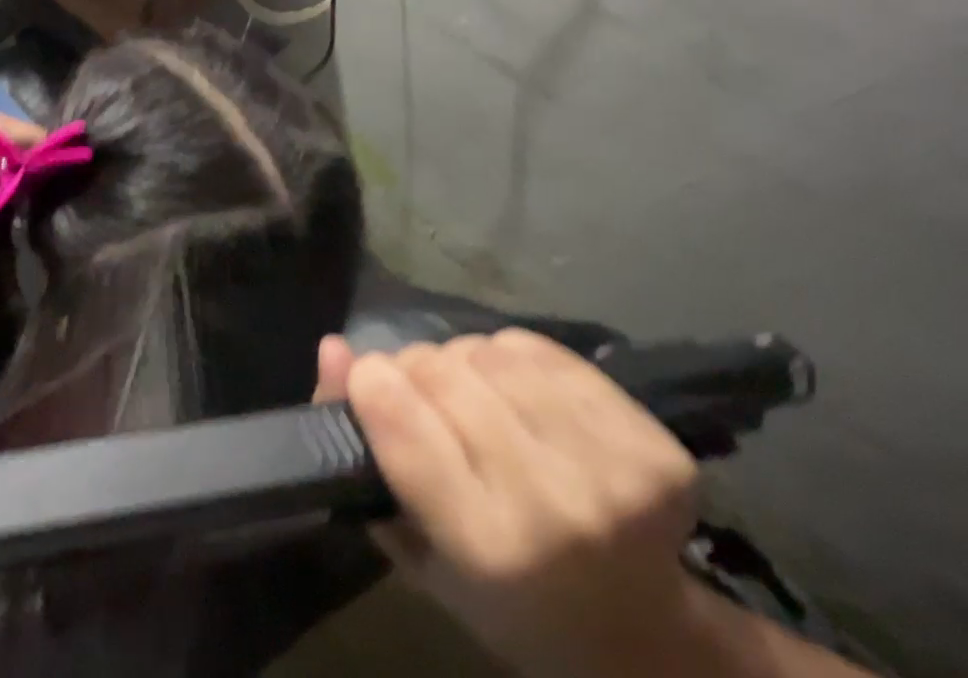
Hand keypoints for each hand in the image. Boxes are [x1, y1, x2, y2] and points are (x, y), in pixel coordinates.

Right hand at [314, 330, 703, 677]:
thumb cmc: (495, 597)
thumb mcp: (409, 543)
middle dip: (411, 369)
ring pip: (491, 354)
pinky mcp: (652, 443)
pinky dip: (511, 358)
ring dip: (461, 361)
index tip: (364, 382)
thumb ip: (361, 447)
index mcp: (483, 542)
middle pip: (443, 375)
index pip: (402, 419)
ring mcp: (612, 470)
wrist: (635, 635)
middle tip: (416, 395)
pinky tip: (512, 389)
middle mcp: (552, 502)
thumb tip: (333, 349)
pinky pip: (548, 355)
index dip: (368, 380)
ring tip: (466, 392)